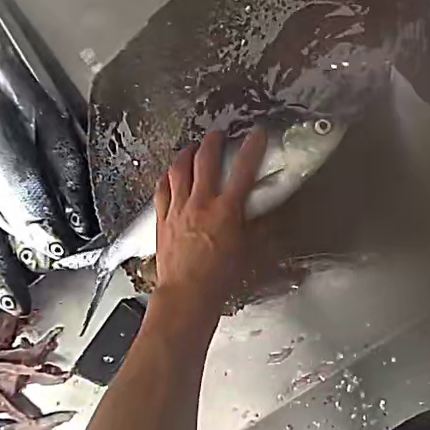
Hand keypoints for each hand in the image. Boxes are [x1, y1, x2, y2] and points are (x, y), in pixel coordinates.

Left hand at [152, 129, 268, 314]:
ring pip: (179, 169)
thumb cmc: (219, 279)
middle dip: (213, 141)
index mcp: (226, 211)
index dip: (253, 147)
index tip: (258, 134)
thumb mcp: (249, 252)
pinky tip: (170, 175)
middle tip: (218, 135)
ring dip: (187, 154)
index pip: (244, 169)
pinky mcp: (163, 219)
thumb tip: (268, 216)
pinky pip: (162, 189)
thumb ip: (259, 229)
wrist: (187, 294)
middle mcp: (201, 204)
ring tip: (192, 148)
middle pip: (205, 159)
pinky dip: (167, 177)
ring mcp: (178, 209)